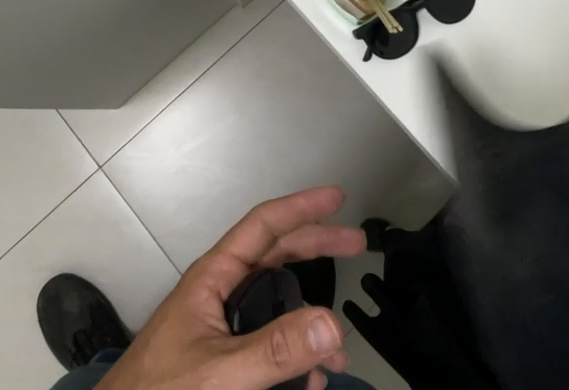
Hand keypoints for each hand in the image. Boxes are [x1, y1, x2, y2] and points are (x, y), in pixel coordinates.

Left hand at [98, 186, 365, 389]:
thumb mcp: (220, 372)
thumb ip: (274, 349)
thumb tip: (330, 322)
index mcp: (213, 277)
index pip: (262, 226)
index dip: (301, 206)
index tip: (338, 196)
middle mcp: (219, 291)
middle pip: (276, 255)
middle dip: (316, 248)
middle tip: (356, 244)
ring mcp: (221, 323)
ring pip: (276, 304)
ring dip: (310, 321)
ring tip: (337, 351)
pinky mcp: (223, 354)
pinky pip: (268, 341)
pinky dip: (294, 354)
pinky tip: (310, 380)